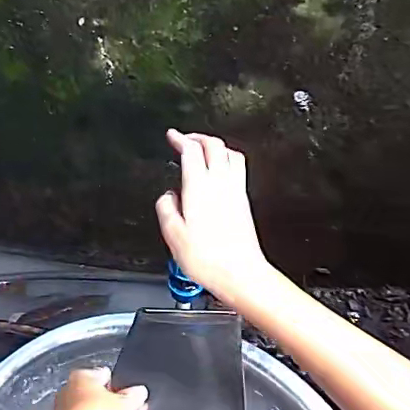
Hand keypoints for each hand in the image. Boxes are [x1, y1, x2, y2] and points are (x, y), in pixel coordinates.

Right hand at [155, 129, 270, 300]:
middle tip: (185, 138)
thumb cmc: (209, 259)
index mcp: (200, 188)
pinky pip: (238, 169)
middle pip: (214, 145)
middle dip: (198, 136)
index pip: (191, 150)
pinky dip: (226, 161)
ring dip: (215, 146)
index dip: (180, 138)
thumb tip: (167, 197)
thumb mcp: (173, 234)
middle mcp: (221, 185)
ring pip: (230, 154)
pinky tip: (219, 173)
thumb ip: (166, 208)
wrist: (240, 274)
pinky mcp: (243, 202)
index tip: (172, 135)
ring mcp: (236, 192)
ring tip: (203, 149)